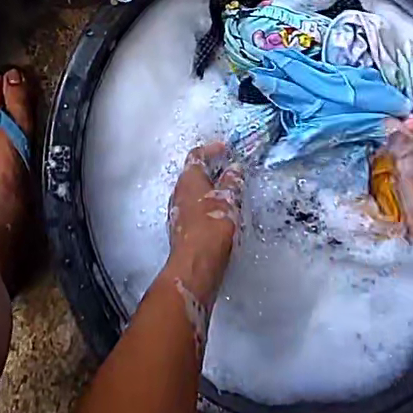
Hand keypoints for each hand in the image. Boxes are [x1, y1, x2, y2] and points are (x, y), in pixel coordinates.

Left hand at [165, 142, 244, 301]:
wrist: (196, 264)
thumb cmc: (212, 225)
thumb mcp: (229, 198)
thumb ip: (232, 181)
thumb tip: (234, 168)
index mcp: (188, 179)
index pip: (196, 155)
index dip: (212, 149)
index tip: (226, 149)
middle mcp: (179, 192)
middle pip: (193, 173)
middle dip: (212, 169)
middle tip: (230, 169)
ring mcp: (178, 211)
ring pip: (193, 192)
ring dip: (209, 188)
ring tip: (229, 191)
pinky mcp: (182, 228)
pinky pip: (194, 208)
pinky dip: (207, 204)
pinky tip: (220, 212)